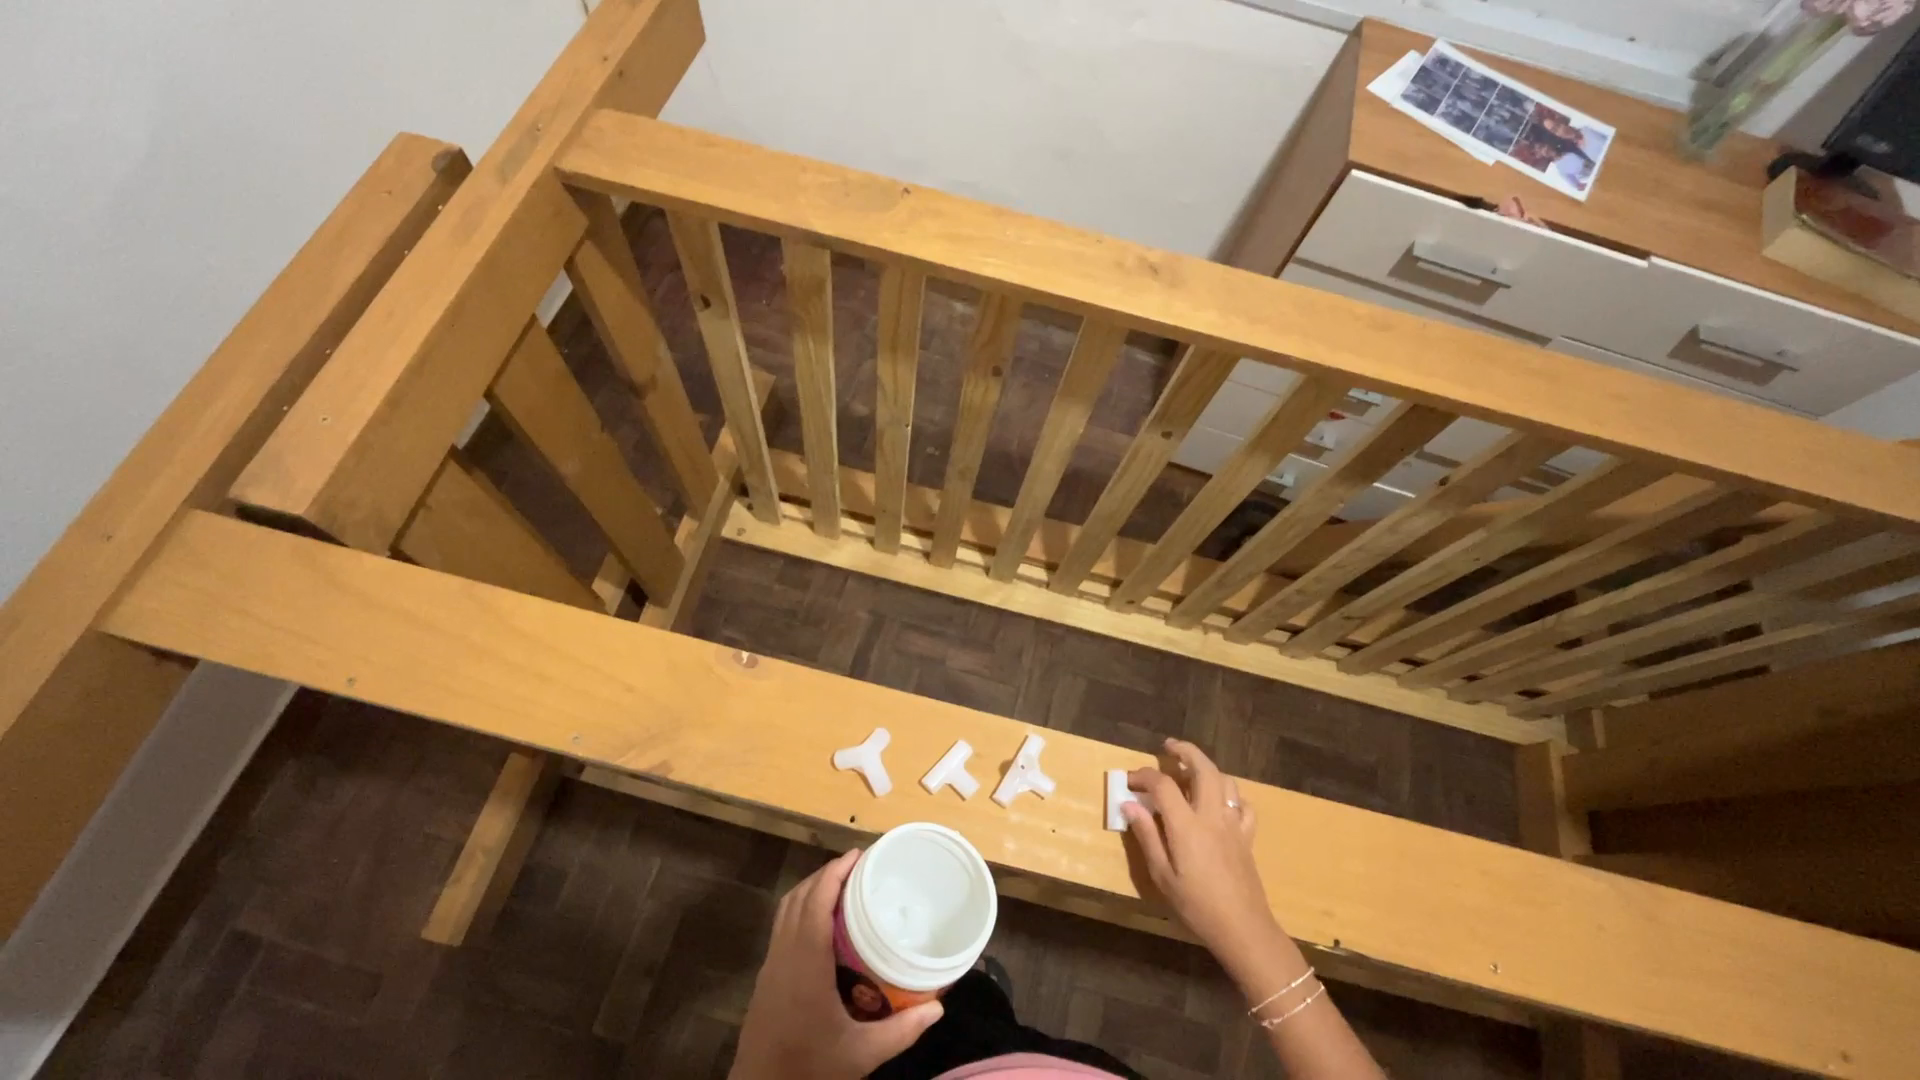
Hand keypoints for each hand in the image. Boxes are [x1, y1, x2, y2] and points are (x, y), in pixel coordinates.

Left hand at [730, 849, 942, 1079]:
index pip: (815, 902)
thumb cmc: (809, 1069)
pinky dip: (802, 911)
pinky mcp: (766, 979)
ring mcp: (770, 967)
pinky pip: (783, 928)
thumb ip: (902, 1030)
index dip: (834, 873)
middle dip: (826, 875)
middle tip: (859, 868)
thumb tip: (938, 1007)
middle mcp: (783, 956)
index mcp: (805, 964)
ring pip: (786, 911)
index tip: (859, 856)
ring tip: (844, 888)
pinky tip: (826, 925)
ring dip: (811, 891)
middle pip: (798, 898)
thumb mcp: (862, 1054)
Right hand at [1124, 739, 1283, 970]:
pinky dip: (1231, 795)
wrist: (1243, 928)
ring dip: (1208, 769)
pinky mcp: (1247, 837)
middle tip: (1169, 747)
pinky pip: (1243, 805)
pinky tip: (1221, 803)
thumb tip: (1130, 805)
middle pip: (1203, 768)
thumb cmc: (1196, 905)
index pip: (1163, 785)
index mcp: (1187, 825)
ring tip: (1191, 771)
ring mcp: (1233, 824)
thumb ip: (1147, 836)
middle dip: (1185, 751)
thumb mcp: (1162, 875)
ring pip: (1226, 781)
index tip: (1130, 780)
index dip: (1144, 776)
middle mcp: (1212, 816)